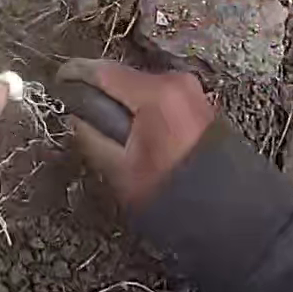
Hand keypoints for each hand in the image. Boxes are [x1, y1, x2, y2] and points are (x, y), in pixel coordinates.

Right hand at [57, 58, 213, 208]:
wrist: (236, 219)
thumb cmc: (175, 198)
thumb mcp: (122, 172)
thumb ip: (92, 137)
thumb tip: (75, 116)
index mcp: (158, 94)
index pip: (105, 72)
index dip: (76, 73)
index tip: (56, 78)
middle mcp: (177, 81)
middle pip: (124, 77)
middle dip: (99, 90)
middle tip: (76, 107)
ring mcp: (192, 90)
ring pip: (141, 87)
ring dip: (121, 100)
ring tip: (104, 124)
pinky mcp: (199, 102)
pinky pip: (160, 97)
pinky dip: (141, 107)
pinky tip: (132, 129)